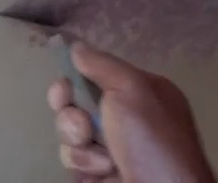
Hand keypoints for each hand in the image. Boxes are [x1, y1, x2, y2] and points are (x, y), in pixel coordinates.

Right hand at [47, 41, 215, 182]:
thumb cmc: (153, 143)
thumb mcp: (133, 89)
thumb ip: (102, 64)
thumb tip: (76, 47)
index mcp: (139, 95)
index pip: (93, 76)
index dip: (71, 81)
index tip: (64, 90)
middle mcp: (124, 121)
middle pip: (74, 106)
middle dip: (72, 118)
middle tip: (84, 130)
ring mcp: (113, 152)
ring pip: (71, 137)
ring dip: (82, 149)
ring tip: (105, 163)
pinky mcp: (101, 178)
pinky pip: (75, 165)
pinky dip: (85, 170)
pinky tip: (104, 176)